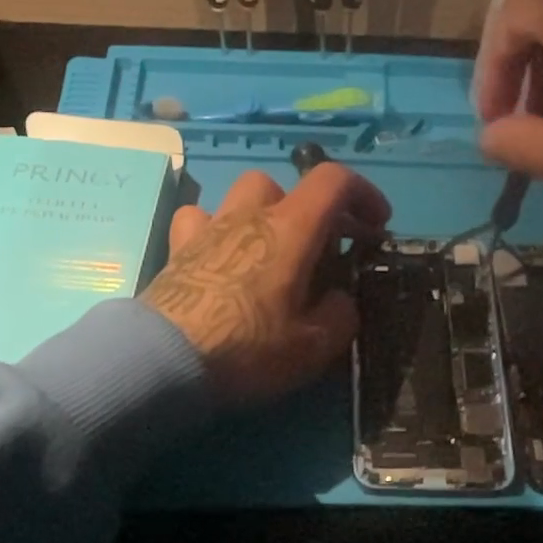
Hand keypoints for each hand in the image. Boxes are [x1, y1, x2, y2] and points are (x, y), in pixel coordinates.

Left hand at [141, 164, 390, 403]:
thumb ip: (341, 316)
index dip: (363, 194)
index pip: (333, 181)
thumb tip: (339, 300)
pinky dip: (216, 230)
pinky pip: (199, 220)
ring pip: (240, 196)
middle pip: (284, 187)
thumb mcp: (314, 347)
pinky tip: (219, 256)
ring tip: (269, 251)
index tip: (376, 225)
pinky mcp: (176, 250)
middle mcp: (248, 216)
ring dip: (262, 215)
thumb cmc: (248, 350)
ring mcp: (208, 229)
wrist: (165, 361)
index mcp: (290, 229)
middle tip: (320, 248)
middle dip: (309, 211)